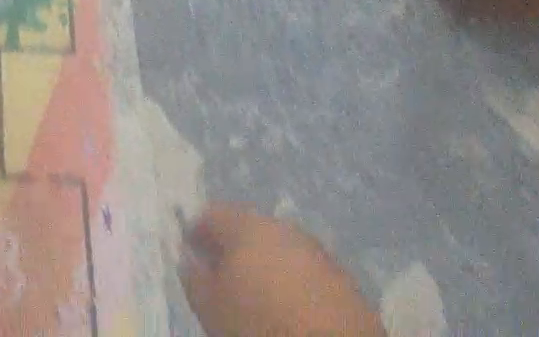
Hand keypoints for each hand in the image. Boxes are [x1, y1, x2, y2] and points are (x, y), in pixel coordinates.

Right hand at [180, 204, 384, 336]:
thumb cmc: (259, 325)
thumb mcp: (210, 305)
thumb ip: (193, 276)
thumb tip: (190, 259)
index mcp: (247, 225)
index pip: (211, 214)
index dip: (196, 233)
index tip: (190, 256)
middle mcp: (284, 229)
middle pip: (249, 229)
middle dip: (234, 248)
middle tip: (222, 278)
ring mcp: (320, 254)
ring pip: (281, 251)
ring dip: (266, 266)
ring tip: (257, 297)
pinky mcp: (348, 284)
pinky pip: (308, 274)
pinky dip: (294, 285)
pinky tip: (290, 311)